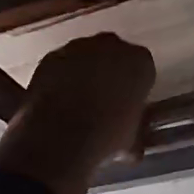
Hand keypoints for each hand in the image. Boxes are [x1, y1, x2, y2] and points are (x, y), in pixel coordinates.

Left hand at [0, 33, 155, 193]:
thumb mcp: (130, 139)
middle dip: (110, 75)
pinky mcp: (51, 56)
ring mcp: (78, 47)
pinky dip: (60, 78)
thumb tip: (131, 148)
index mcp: (140, 62)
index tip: (129, 105)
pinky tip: (58, 102)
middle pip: (114, 56)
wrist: (61, 137)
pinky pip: (60, 65)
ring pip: (85, 57)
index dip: (135, 89)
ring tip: (78, 105)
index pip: (143, 70)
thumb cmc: (105, 135)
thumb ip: (134, 132)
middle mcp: (111, 46)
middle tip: (104, 103)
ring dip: (83, 75)